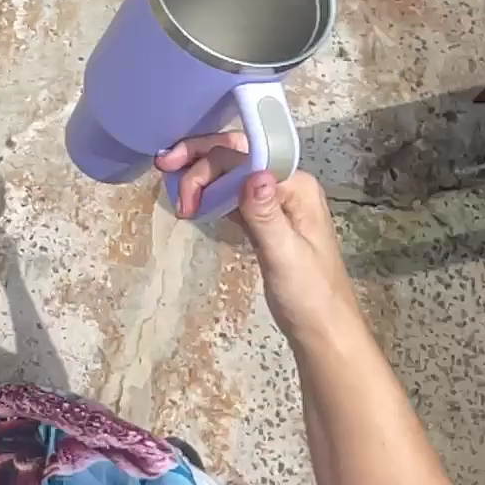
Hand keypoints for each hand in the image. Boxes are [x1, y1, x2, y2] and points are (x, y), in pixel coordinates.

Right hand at [156, 134, 360, 339]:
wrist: (321, 329)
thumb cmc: (308, 295)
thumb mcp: (284, 256)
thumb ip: (265, 214)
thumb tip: (253, 174)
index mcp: (295, 186)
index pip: (242, 157)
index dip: (206, 163)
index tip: (176, 182)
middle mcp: (285, 184)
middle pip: (234, 155)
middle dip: (197, 158)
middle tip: (163, 169)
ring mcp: (272, 200)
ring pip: (227, 171)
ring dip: (198, 175)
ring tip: (175, 193)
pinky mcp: (260, 216)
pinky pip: (228, 192)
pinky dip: (206, 192)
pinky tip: (190, 201)